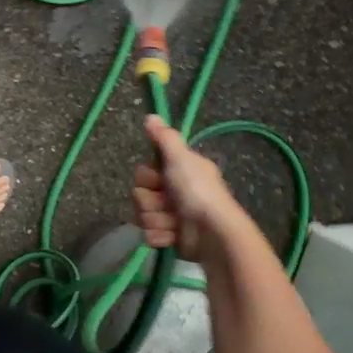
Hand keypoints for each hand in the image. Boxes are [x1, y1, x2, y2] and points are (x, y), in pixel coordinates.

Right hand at [132, 115, 241, 260]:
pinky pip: (149, 235)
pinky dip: (161, 236)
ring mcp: (171, 216)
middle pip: (140, 195)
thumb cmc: (198, 192)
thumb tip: (151, 115)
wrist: (212, 233)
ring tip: (175, 222)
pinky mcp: (169, 238)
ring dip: (157, 219)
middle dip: (152, 201)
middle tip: (169, 203)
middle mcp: (174, 192)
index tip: (160, 178)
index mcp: (178, 172)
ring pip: (143, 215)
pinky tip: (174, 236)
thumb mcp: (182, 159)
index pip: (144, 172)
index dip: (148, 177)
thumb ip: (165, 138)